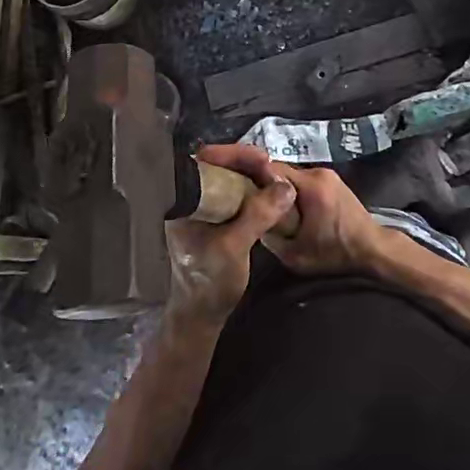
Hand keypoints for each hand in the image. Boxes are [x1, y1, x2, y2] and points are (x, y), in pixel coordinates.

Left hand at [163, 144, 297, 326]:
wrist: (203, 314)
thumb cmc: (210, 282)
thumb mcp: (234, 248)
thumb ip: (257, 215)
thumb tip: (286, 187)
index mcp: (183, 202)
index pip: (205, 162)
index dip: (233, 155)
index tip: (261, 158)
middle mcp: (191, 199)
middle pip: (219, 166)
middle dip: (247, 162)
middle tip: (272, 165)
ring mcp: (204, 209)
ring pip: (230, 179)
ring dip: (253, 175)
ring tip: (275, 177)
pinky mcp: (217, 218)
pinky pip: (236, 194)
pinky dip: (254, 190)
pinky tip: (271, 192)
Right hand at [263, 158, 390, 277]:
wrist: (371, 248)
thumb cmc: (334, 253)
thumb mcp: (295, 255)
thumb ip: (271, 236)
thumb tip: (255, 220)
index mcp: (312, 185)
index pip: (272, 169)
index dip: (254, 180)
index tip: (243, 194)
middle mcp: (319, 172)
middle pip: (282, 172)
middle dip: (268, 187)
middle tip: (257, 206)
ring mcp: (328, 174)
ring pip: (293, 176)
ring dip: (282, 190)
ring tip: (273, 210)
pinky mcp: (333, 180)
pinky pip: (305, 180)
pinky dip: (296, 192)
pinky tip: (292, 209)